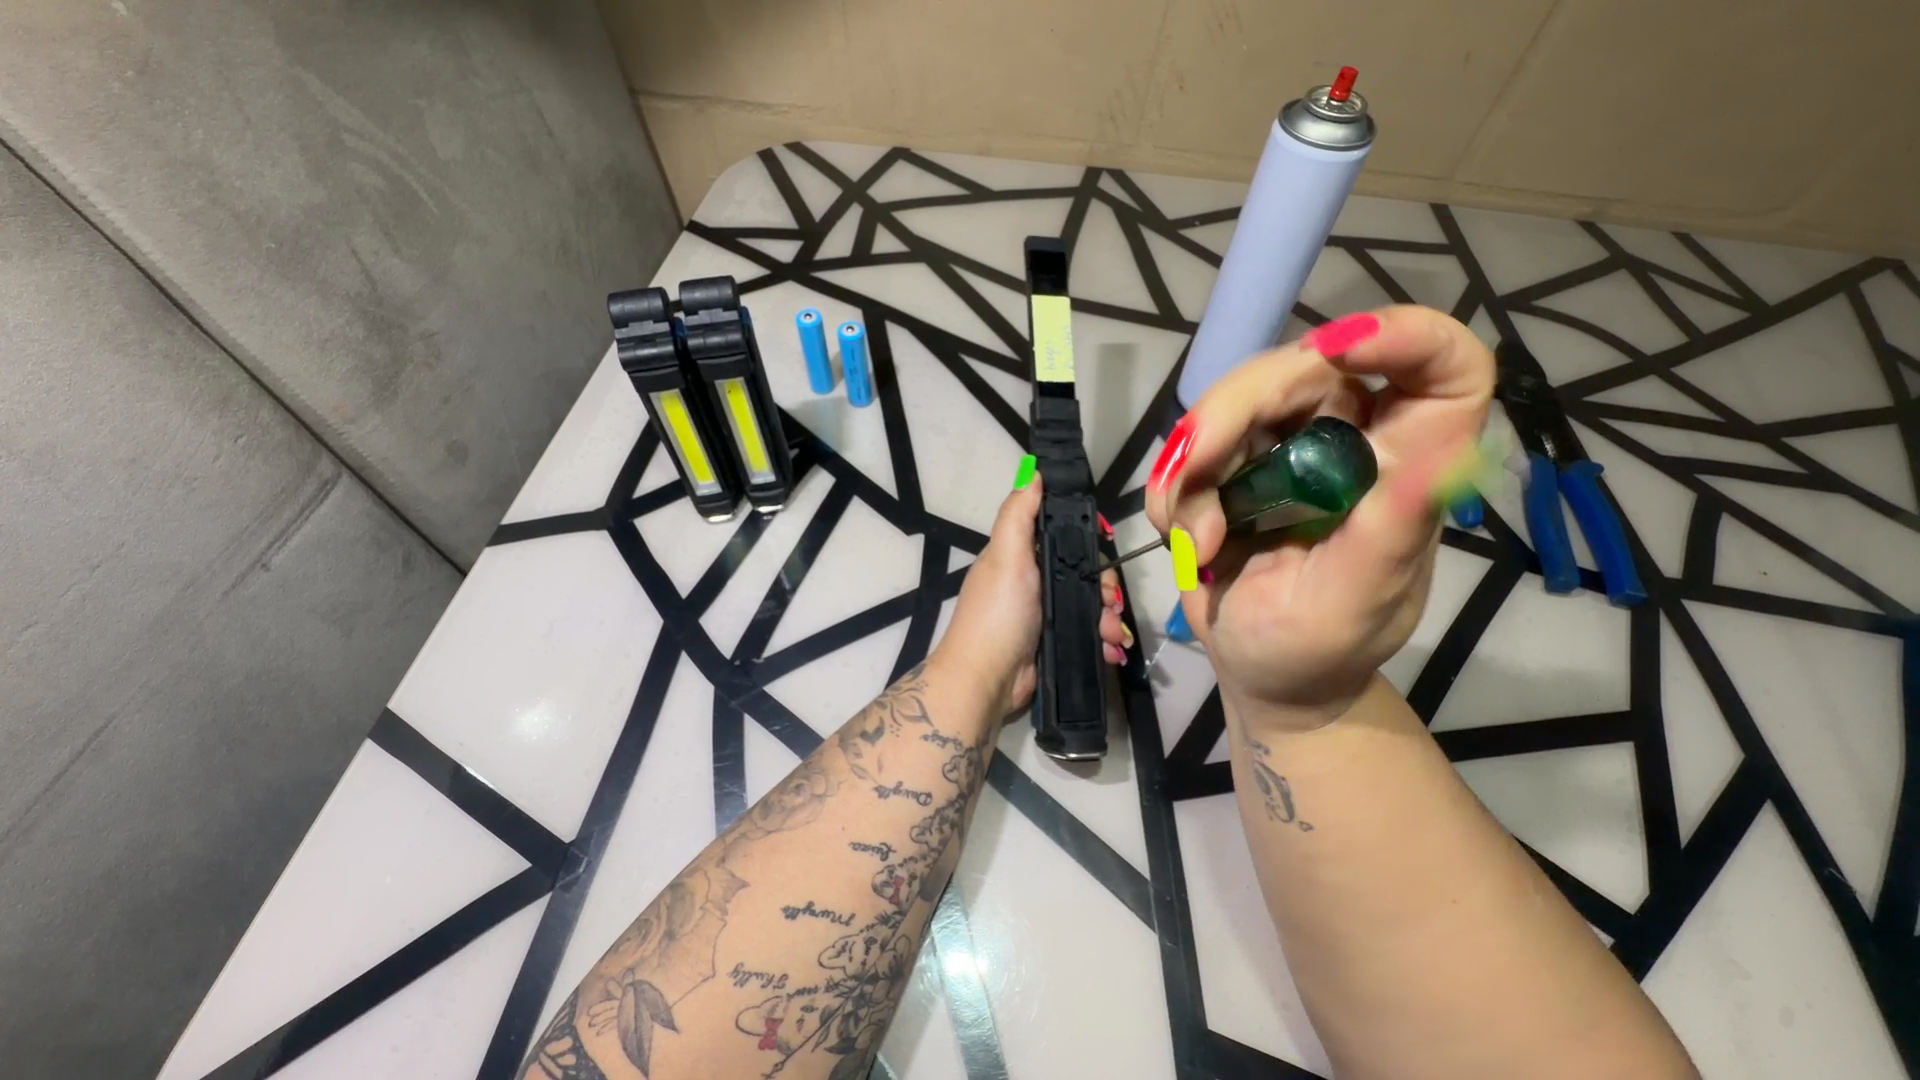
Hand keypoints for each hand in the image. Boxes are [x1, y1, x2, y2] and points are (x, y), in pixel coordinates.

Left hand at [934, 473, 1128, 716]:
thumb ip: (1018, 514)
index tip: (1106, 544)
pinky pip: (1090, 635)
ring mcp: (1046, 615)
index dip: (1088, 538)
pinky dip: (1104, 641)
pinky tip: (1111, 650)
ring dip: (1110, 618)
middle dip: (1106, 587)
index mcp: (1022, 557)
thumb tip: (1032, 472)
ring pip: (1093, 605)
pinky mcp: (1056, 643)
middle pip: (1086, 573)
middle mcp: (1035, 583)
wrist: (986, 679)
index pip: (1065, 536)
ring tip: (1111, 635)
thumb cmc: (997, 612)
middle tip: (1110, 603)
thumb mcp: (1005, 556)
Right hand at [1145, 306, 1493, 729]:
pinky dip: (1174, 488)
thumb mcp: (1357, 601)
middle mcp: (1353, 440)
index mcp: (1409, 464)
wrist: (1264, 675)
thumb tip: (1445, 455)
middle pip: (1301, 367)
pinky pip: (1194, 443)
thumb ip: (1389, 531)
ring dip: (1192, 461)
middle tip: (1192, 468)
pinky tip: (1186, 542)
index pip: (1443, 368)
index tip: (1338, 348)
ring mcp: (1289, 446)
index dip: (1406, 335)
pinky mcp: (1238, 463)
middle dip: (1234, 409)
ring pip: (1235, 399)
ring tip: (1194, 541)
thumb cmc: (1320, 650)